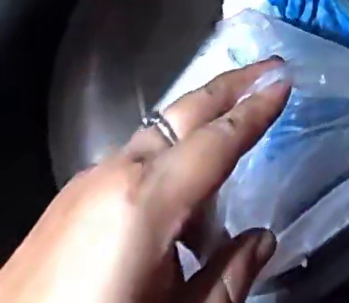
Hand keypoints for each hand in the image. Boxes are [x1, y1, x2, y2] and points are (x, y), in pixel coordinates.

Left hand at [0, 60, 290, 302]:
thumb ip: (227, 280)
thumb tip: (261, 239)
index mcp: (148, 202)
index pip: (218, 140)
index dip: (256, 110)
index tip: (286, 79)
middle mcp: (116, 173)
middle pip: (185, 112)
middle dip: (231, 86)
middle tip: (269, 67)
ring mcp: (83, 184)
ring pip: (156, 136)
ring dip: (198, 128)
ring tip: (231, 149)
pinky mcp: (63, 204)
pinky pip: (130, 162)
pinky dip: (166, 160)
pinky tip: (176, 204)